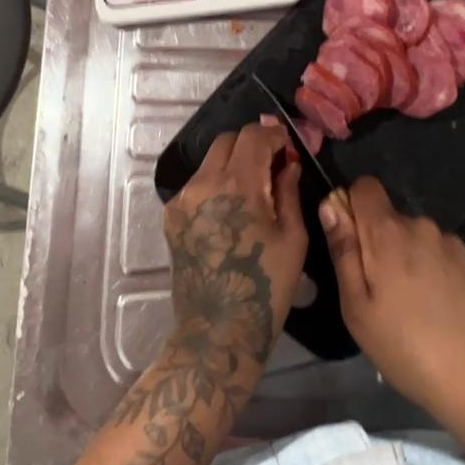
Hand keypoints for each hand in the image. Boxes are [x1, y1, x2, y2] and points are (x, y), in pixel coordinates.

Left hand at [162, 119, 307, 375]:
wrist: (218, 329)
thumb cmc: (266, 286)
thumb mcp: (293, 238)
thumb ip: (288, 190)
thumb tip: (288, 163)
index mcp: (237, 185)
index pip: (254, 135)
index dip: (275, 134)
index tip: (289, 146)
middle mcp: (203, 183)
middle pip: (227, 141)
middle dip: (253, 144)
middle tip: (274, 164)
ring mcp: (182, 199)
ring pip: (210, 161)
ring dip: (234, 163)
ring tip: (256, 190)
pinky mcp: (172, 216)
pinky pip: (198, 184)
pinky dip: (217, 184)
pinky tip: (234, 210)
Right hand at [319, 177, 464, 422]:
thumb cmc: (406, 347)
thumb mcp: (357, 307)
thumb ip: (343, 251)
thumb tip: (330, 206)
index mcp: (388, 233)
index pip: (365, 186)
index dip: (351, 206)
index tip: (348, 245)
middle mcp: (422, 227)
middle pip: (388, 218)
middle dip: (376, 244)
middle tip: (375, 295)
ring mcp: (451, 245)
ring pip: (413, 240)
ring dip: (404, 261)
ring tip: (407, 310)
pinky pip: (436, 256)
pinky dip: (428, 274)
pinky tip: (434, 314)